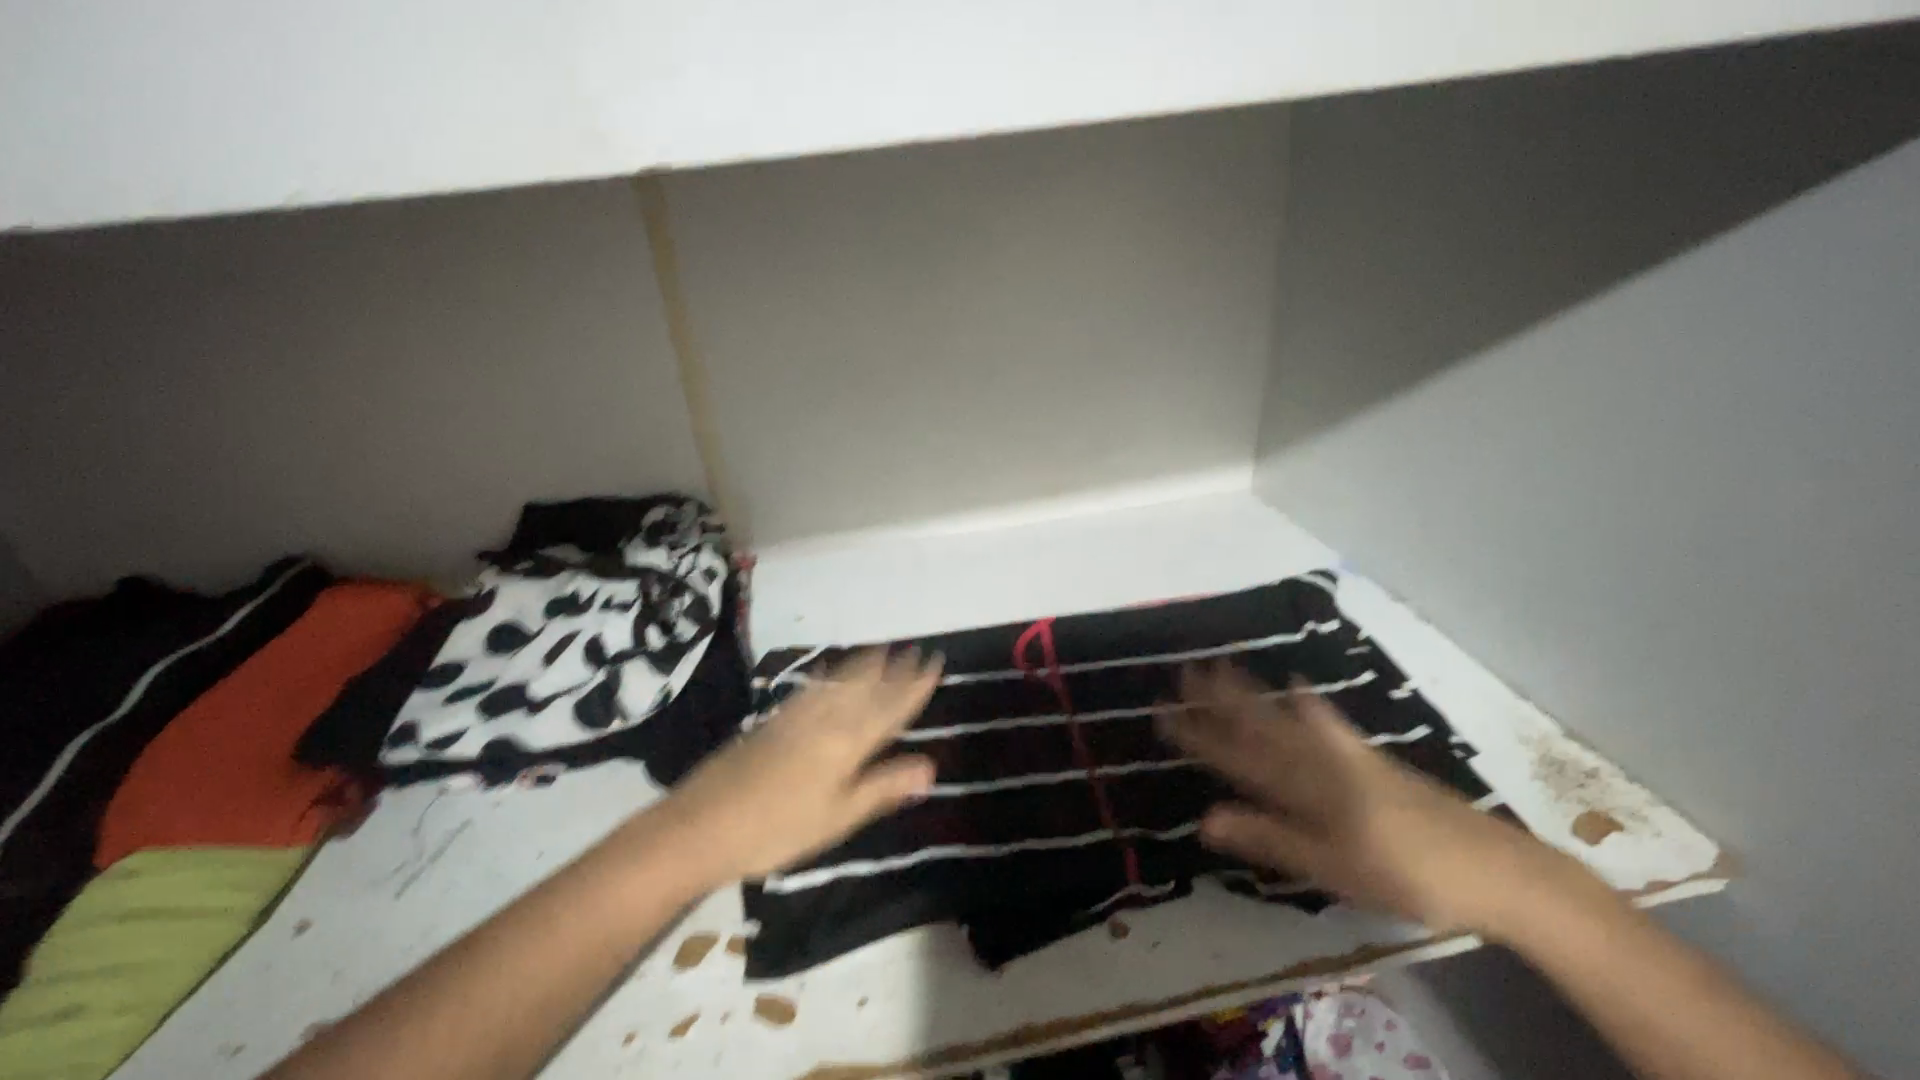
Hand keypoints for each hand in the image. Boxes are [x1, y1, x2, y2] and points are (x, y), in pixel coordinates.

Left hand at [643, 647, 940, 888]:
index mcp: (846, 744)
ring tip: (880, 651)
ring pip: (838, 684)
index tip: (934, 664)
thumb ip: (883, 788)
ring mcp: (794, 719)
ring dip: (862, 667)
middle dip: (891, 670)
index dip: (913, 687)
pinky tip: (828, 675)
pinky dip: (829, 677)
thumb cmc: (777, 830)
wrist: (701, 826)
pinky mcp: (771, 724)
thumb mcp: (838, 817)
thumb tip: (930, 766)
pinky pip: (812, 690)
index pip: (888, 709)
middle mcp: (824, 721)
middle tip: (912, 650)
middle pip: (864, 689)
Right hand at [1159, 662, 1596, 938]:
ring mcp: (1350, 757)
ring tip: (1225, 667)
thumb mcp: (1332, 868)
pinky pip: (1325, 722)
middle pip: (1261, 727)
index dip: (1200, 736)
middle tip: (1186, 672)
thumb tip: (1205, 818)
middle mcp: (1322, 763)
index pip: (1239, 757)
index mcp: (1307, 789)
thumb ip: (1270, 838)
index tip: (1163, 714)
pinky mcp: (1373, 761)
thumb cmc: (1408, 877)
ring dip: (1254, 694)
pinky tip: (1301, 687)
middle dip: (1220, 701)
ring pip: (1288, 719)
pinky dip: (1307, 704)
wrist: (1496, 870)